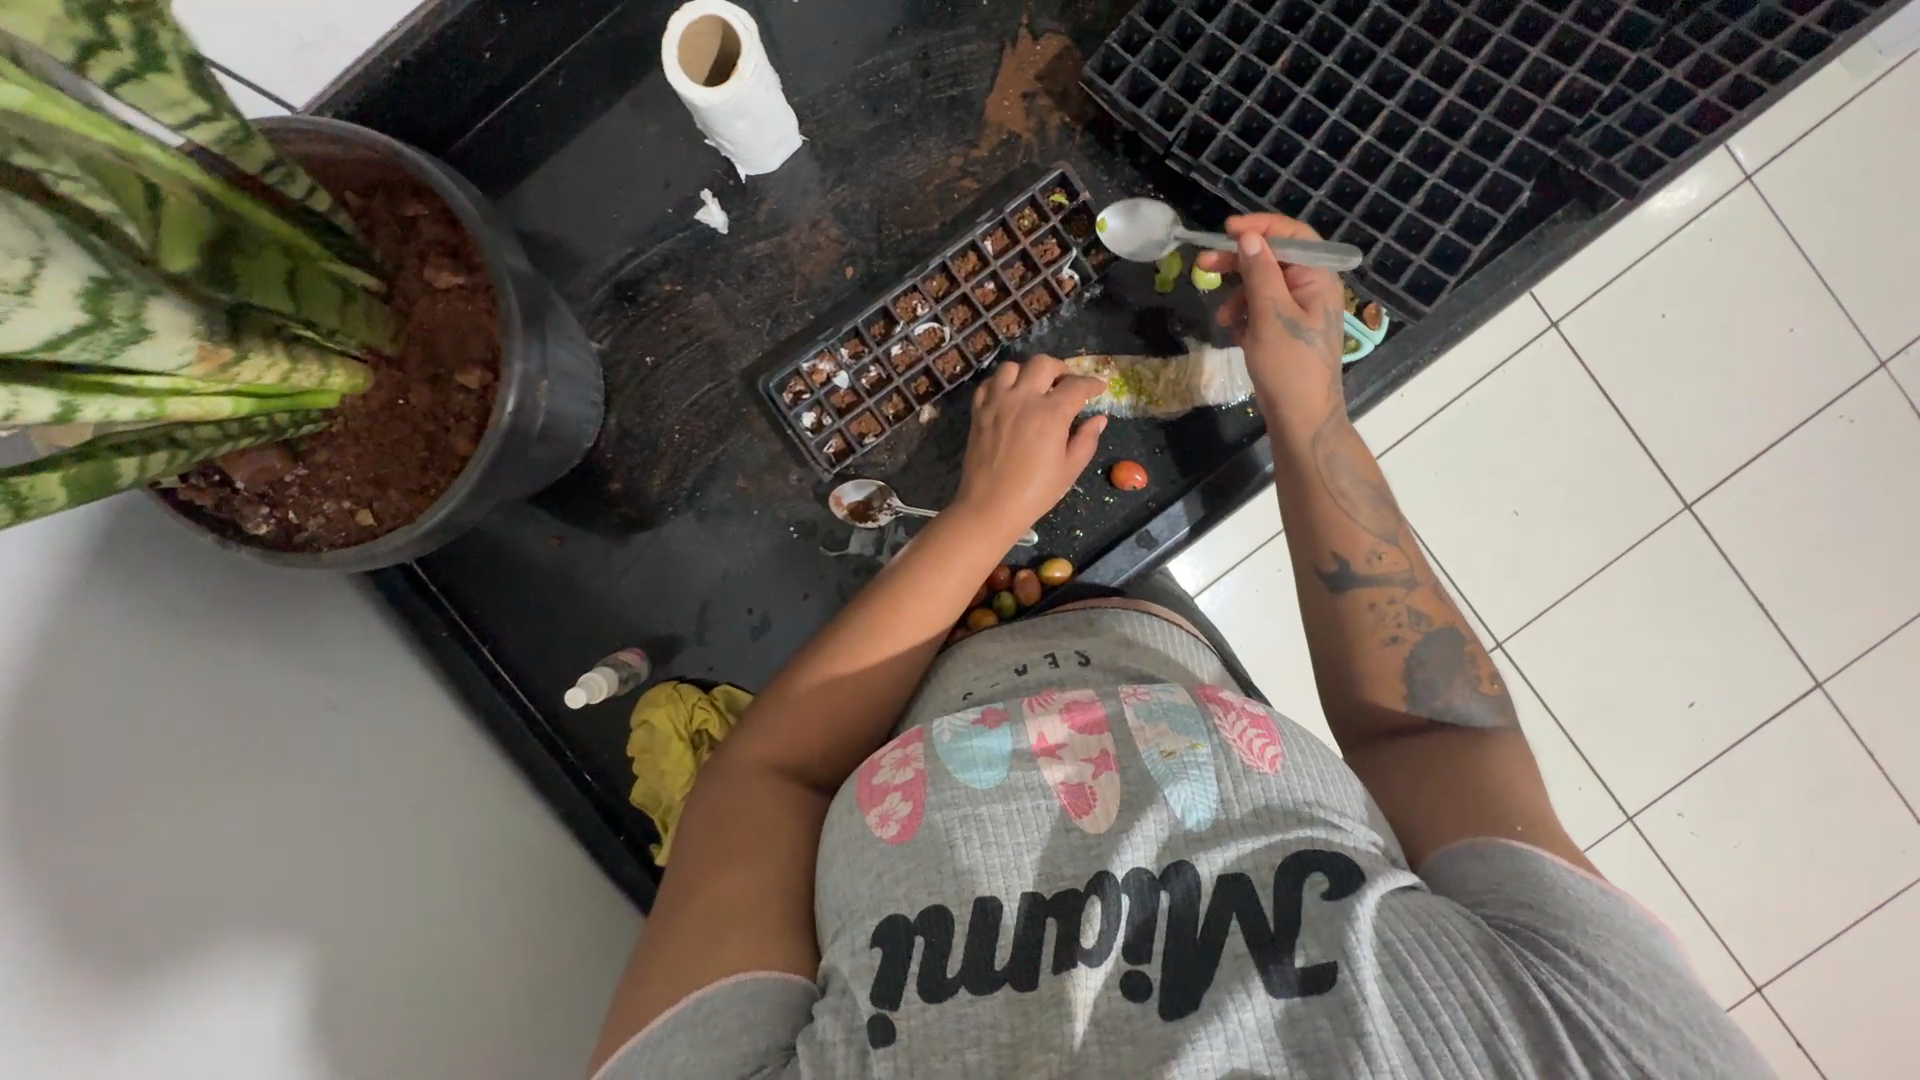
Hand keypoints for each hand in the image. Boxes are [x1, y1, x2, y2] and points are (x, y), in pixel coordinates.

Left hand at [952, 355, 1107, 536]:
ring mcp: (997, 403)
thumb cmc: (1035, 493)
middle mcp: (1023, 399)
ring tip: (1035, 387)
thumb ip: (1086, 439)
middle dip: (1060, 369)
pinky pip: (989, 384)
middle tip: (1067, 383)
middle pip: (1043, 364)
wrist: (990, 507)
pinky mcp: (978, 412)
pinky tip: (1010, 396)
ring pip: (1012, 367)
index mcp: (1051, 414)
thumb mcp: (1070, 469)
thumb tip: (1099, 419)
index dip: (1091, 384)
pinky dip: (1002, 383)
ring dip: (1028, 372)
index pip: (1076, 386)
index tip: (1098, 388)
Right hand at [1194, 214, 1348, 417]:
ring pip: (1263, 287)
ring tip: (1222, 318)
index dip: (1260, 227)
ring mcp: (1300, 313)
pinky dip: (1245, 317)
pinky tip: (1234, 334)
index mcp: (1318, 279)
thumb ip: (1260, 273)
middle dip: (1240, 263)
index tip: (1226, 230)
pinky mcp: (1287, 333)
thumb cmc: (1289, 367)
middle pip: (1274, 260)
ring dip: (1238, 296)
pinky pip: (1262, 312)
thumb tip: (1250, 237)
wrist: (1302, 417)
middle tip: (1204, 265)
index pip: (1292, 236)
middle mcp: (1312, 290)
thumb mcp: (1270, 316)